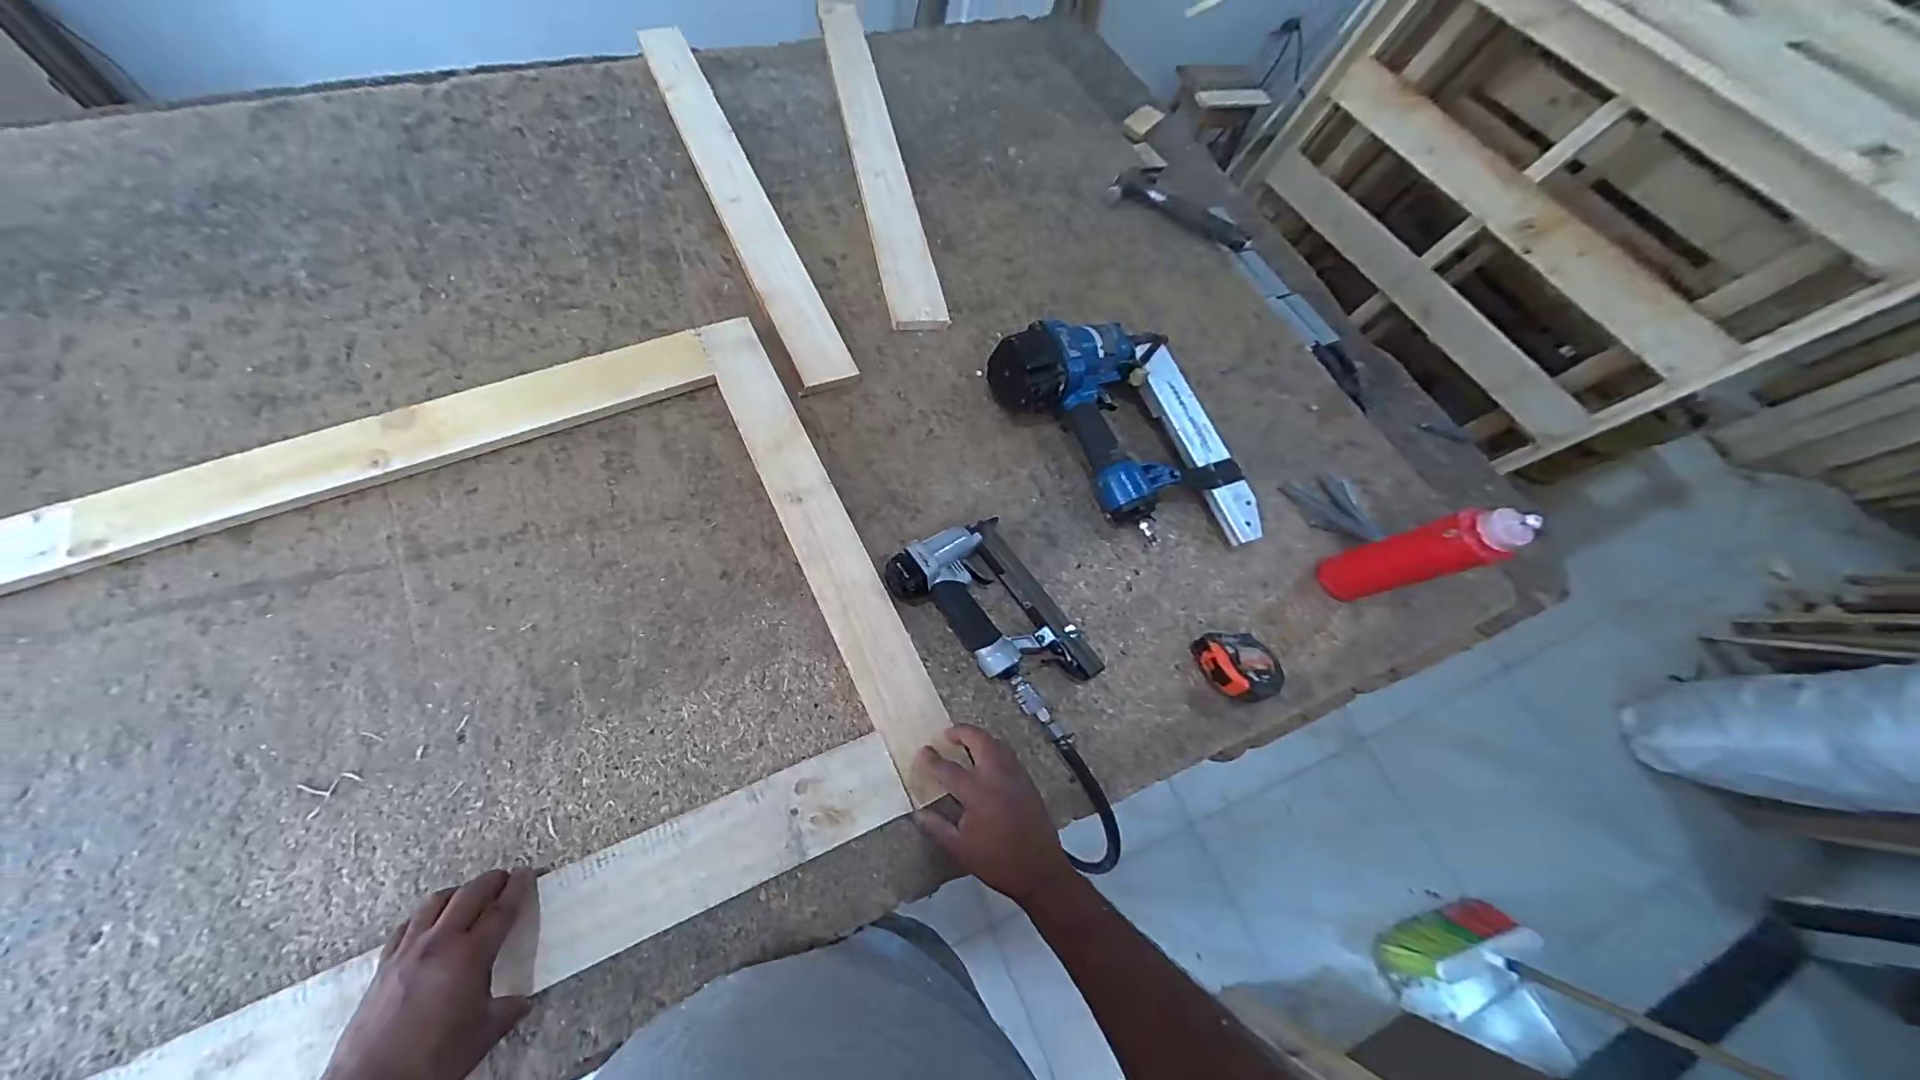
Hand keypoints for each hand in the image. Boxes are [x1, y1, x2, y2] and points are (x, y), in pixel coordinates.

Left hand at [323, 867, 536, 1079]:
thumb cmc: (433, 1058)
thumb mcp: (485, 1032)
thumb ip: (509, 1008)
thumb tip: (520, 1001)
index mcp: (470, 955)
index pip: (502, 908)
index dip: (519, 887)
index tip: (528, 873)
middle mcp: (439, 944)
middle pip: (470, 894)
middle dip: (492, 880)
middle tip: (506, 878)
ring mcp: (406, 953)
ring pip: (435, 902)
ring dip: (458, 892)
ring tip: (469, 896)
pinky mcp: (383, 967)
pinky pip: (406, 926)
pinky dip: (424, 916)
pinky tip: (429, 923)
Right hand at [912, 725, 1076, 905]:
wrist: (1040, 871)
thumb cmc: (997, 862)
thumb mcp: (959, 849)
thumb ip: (937, 827)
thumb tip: (919, 812)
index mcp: (978, 794)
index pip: (949, 768)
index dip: (932, 759)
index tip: (922, 752)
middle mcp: (998, 777)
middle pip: (980, 741)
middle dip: (962, 732)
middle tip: (947, 735)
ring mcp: (1016, 777)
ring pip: (997, 745)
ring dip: (980, 739)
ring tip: (966, 744)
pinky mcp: (1028, 782)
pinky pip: (1009, 756)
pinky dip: (994, 750)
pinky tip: (987, 761)